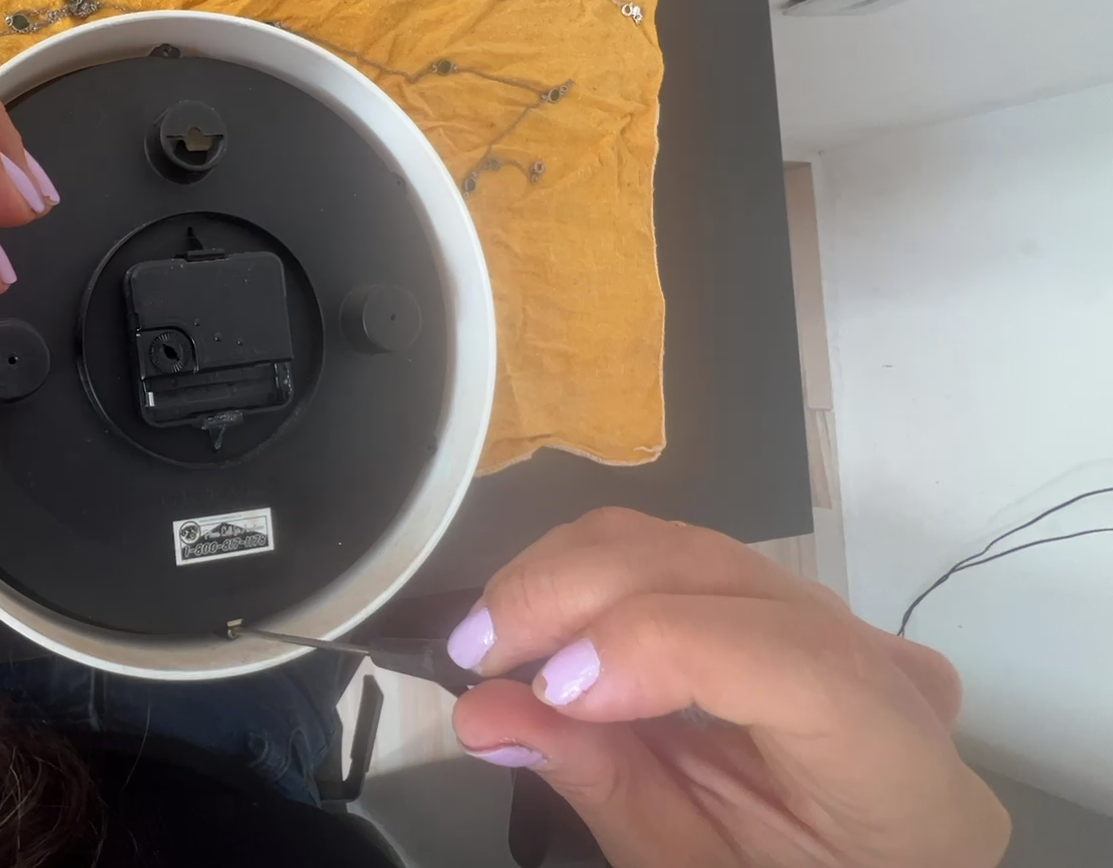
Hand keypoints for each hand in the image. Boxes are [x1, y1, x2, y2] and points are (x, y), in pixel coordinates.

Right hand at [449, 507, 1008, 867]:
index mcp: (897, 773)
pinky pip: (646, 543)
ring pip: (660, 537)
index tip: (546, 689)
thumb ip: (592, 782)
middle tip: (475, 652)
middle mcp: (869, 661)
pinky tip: (532, 619)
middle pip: (703, 569)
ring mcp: (807, 607)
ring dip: (552, 574)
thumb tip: (477, 714)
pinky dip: (568, 569)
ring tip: (492, 637)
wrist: (825, 859)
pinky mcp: (748, 586)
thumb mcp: (680, 864)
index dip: (655, 649)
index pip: (796, 664)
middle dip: (565, 594)